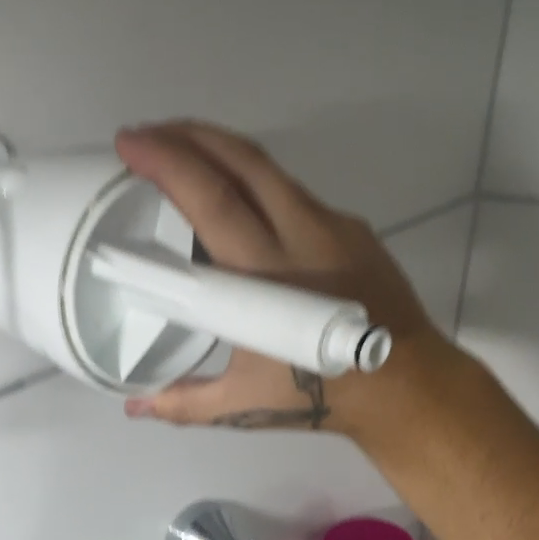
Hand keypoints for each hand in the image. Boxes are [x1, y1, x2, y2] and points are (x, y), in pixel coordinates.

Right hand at [115, 121, 444, 440]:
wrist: (408, 384)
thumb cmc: (322, 395)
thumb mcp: (243, 405)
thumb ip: (183, 402)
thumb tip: (134, 406)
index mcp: (265, 275)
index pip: (212, 201)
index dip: (169, 165)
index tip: (130, 144)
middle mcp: (300, 235)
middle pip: (240, 162)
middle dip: (186, 136)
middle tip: (143, 133)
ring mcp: (330, 225)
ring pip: (268, 168)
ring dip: (218, 148)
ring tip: (180, 148)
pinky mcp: (350, 227)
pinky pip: (291, 190)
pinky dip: (251, 178)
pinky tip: (235, 195)